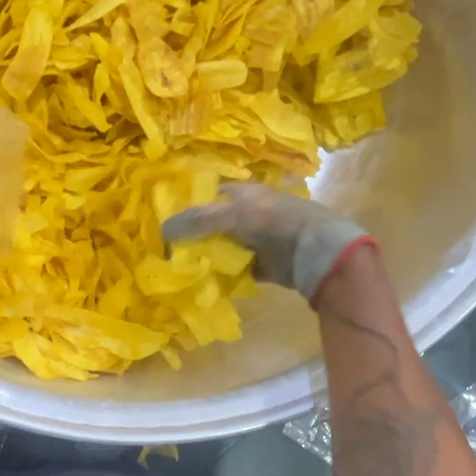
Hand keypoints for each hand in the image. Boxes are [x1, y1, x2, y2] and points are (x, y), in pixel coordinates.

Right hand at [161, 182, 374, 303]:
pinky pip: (236, 268)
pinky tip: (205, 281)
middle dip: (193, 235)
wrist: (315, 250)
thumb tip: (160, 230)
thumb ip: (195, 220)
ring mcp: (258, 239)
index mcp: (245, 193)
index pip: (210, 195)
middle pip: (214, 224)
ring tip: (181, 267)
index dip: (188, 205)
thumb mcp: (230, 214)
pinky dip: (223, 274)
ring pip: (223, 246)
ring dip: (207, 256)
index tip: (165, 221)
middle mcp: (250, 213)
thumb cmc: (273, 222)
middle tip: (167, 249)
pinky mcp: (264, 264)